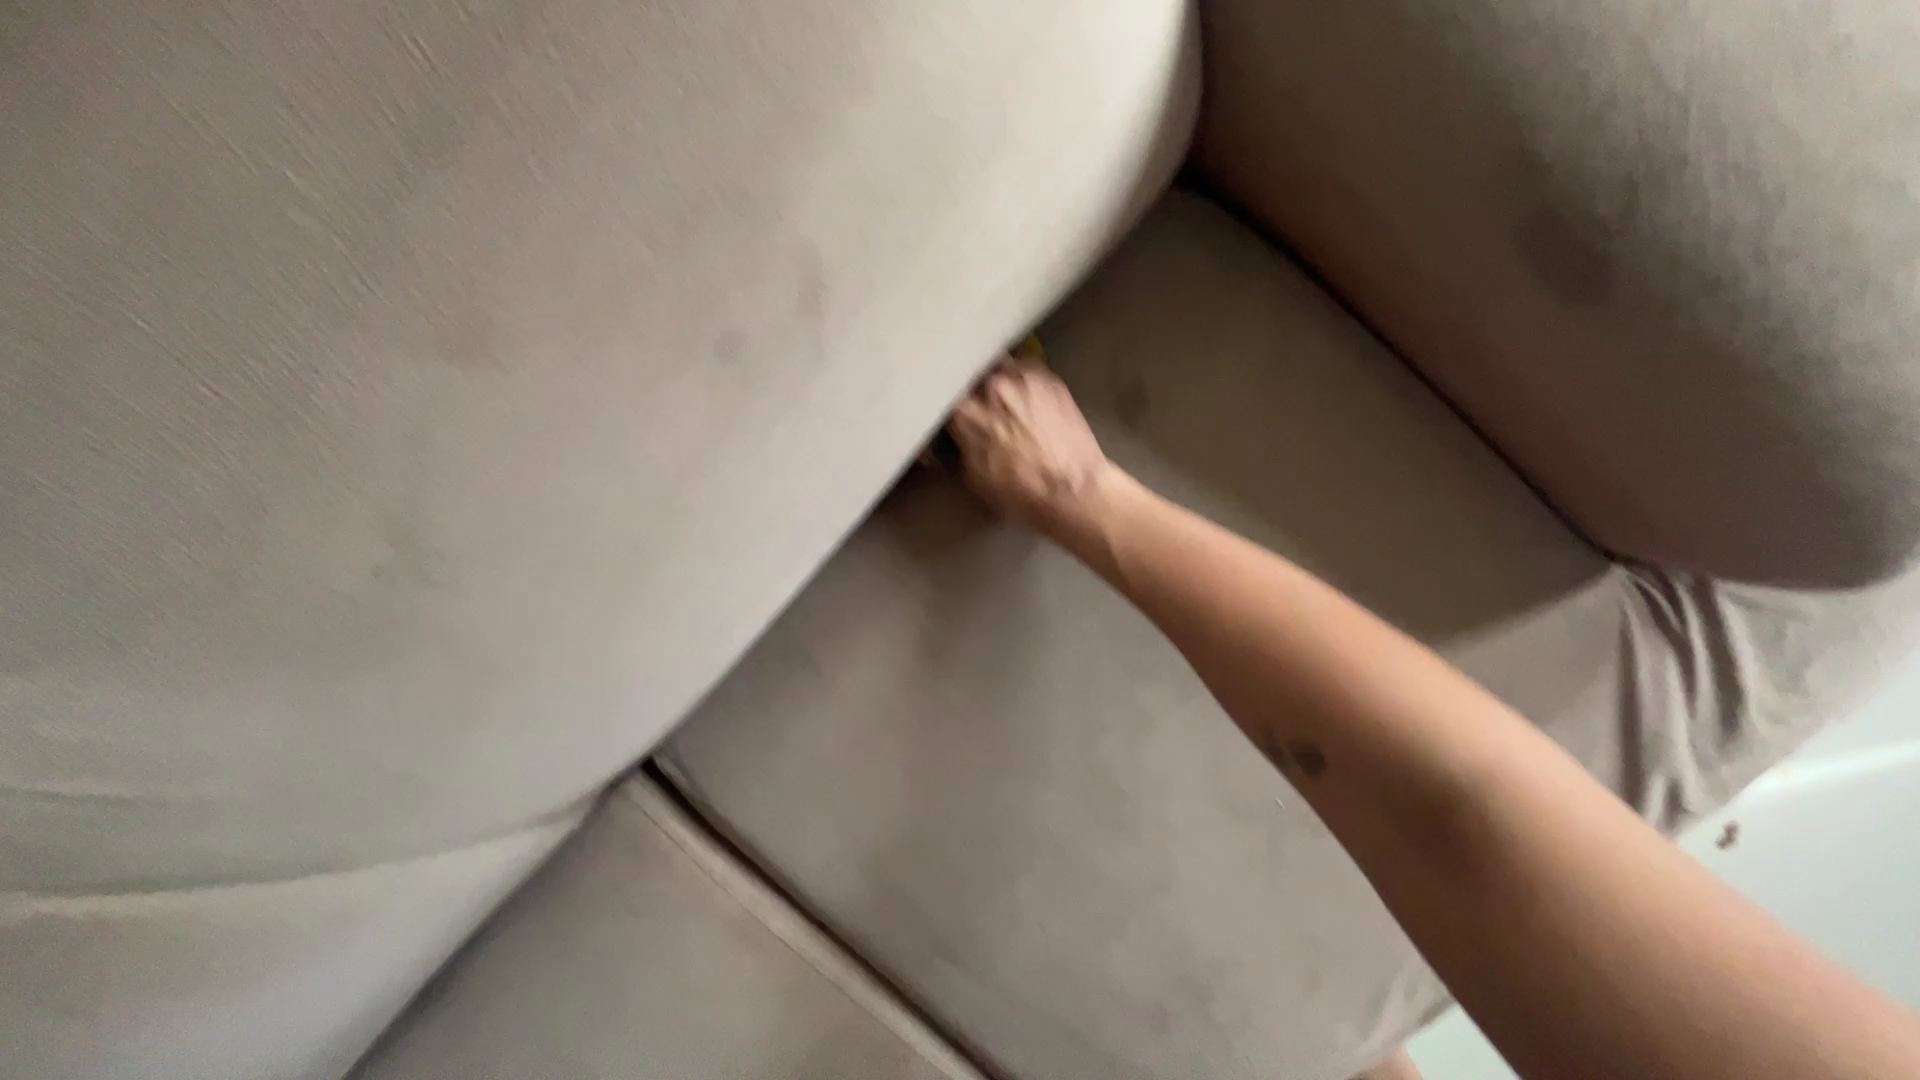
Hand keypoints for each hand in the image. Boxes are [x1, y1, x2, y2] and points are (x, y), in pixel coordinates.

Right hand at [947, 355, 1114, 534]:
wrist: (1075, 489)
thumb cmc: (1024, 492)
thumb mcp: (976, 477)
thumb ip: (962, 444)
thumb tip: (960, 433)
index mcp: (967, 413)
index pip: (945, 394)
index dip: (947, 402)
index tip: (950, 410)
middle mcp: (992, 387)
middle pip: (972, 373)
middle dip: (972, 386)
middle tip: (976, 402)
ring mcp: (1024, 378)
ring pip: (999, 364)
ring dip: (997, 377)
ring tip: (1003, 396)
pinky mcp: (1050, 379)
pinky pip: (1027, 369)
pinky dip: (1022, 380)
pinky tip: (1027, 397)